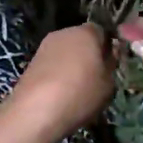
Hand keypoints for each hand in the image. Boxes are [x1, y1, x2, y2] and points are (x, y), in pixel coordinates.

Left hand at [3, 24, 116, 140]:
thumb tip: (110, 55)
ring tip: (78, 87)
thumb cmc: (80, 93)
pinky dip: (58, 73)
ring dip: (72, 64)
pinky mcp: (31, 62)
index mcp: (86, 32)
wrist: (35, 111)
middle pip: (81, 39)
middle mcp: (64, 33)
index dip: (108, 46)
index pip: (102, 31)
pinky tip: (61, 92)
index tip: (111, 64)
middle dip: (89, 54)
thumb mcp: (108, 83)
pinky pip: (52, 64)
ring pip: (65, 52)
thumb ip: (111, 65)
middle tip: (96, 76)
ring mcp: (44, 47)